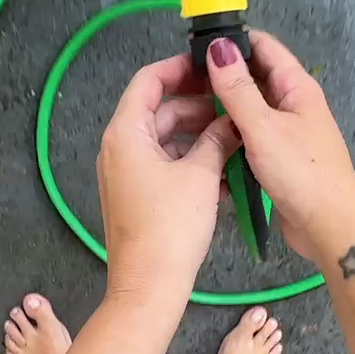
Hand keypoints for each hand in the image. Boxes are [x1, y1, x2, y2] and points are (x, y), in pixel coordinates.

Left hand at [97, 55, 240, 300]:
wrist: (149, 286)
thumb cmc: (171, 226)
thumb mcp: (201, 175)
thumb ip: (218, 139)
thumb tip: (234, 121)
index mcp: (126, 133)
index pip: (148, 80)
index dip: (179, 68)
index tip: (211, 67)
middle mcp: (119, 148)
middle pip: (158, 110)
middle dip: (197, 106)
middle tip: (234, 104)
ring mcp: (125, 174)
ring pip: (165, 140)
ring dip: (198, 136)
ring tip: (236, 138)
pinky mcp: (136, 197)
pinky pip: (164, 166)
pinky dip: (190, 162)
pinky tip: (224, 170)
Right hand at [203, 30, 354, 261]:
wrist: (329, 227)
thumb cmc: (301, 174)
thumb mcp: (263, 127)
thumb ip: (238, 88)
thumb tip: (219, 45)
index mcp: (296, 87)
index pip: (263, 47)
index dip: (231, 42)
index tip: (193, 47)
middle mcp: (293, 104)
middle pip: (253, 78)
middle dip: (220, 77)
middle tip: (180, 83)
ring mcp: (286, 132)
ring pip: (248, 110)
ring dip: (222, 109)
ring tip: (184, 111)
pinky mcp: (278, 158)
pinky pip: (249, 137)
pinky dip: (230, 136)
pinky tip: (204, 141)